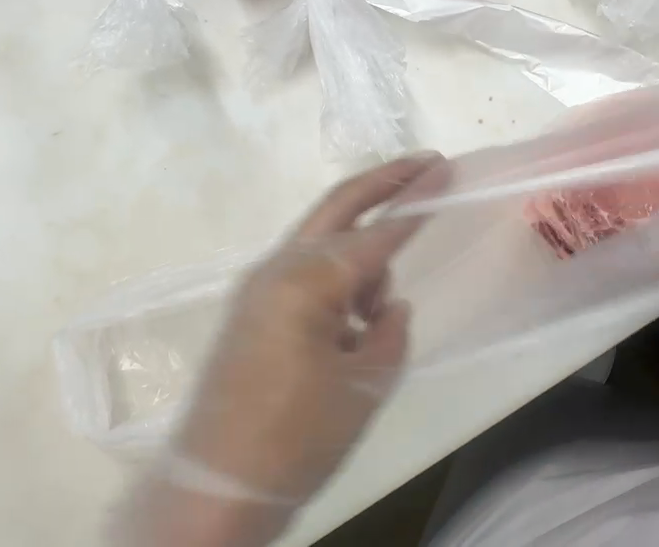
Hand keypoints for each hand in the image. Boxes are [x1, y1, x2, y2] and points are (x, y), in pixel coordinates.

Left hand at [147, 154, 447, 531]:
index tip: (448, 168)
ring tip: (378, 311)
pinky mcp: (250, 311)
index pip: (381, 230)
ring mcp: (258, 288)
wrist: (210, 496)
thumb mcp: (366, 385)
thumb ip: (391, 332)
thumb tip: (387, 308)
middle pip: (341, 203)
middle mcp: (279, 269)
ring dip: (362, 249)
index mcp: (310, 281)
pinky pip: (306, 271)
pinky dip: (339, 276)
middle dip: (387, 179)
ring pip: (323, 239)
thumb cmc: (295, 440)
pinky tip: (351, 324)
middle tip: (428, 162)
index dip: (420, 199)